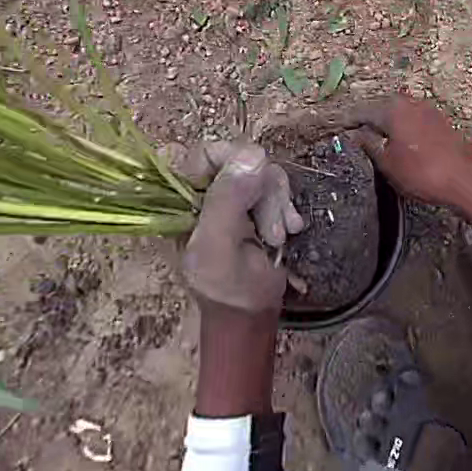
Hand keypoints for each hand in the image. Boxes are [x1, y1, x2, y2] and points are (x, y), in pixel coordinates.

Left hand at [174, 142, 305, 315]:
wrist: (251, 317)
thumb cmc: (228, 289)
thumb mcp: (219, 248)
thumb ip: (227, 200)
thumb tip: (252, 154)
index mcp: (181, 198)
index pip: (206, 153)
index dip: (235, 162)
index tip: (257, 187)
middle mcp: (204, 191)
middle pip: (240, 160)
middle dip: (263, 190)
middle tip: (271, 230)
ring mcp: (230, 196)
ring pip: (261, 171)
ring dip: (277, 201)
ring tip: (278, 236)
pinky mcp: (254, 203)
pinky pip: (274, 185)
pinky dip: (285, 205)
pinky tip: (290, 229)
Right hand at [348, 94, 471, 212]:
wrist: (465, 181)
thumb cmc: (421, 173)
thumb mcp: (386, 163)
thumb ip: (369, 144)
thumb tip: (357, 133)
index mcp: (393, 108)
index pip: (362, 111)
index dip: (348, 121)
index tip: (338, 129)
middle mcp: (411, 103)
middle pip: (382, 109)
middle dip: (369, 120)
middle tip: (355, 134)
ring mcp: (429, 111)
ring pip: (400, 115)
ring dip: (388, 125)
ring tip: (377, 142)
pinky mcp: (441, 123)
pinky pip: (414, 122)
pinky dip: (404, 130)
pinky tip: (401, 144)